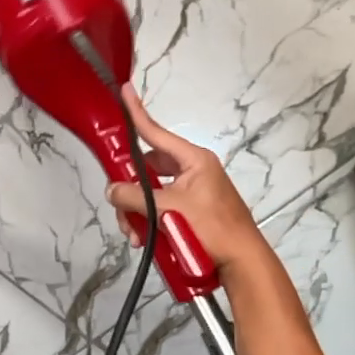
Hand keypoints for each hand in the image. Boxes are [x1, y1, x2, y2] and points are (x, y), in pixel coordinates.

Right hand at [105, 85, 268, 272]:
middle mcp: (193, 170)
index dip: (137, 113)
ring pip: (151, 192)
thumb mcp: (168, 209)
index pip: (156, 132)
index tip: (124, 90)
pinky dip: (149, 221)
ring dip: (137, 211)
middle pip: (147, 168)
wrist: (243, 264)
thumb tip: (112, 190)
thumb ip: (134, 196)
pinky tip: (144, 240)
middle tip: (120, 208)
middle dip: (130, 190)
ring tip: (135, 234)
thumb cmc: (212, 228)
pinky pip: (161, 208)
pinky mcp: (192, 211)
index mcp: (194, 160)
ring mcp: (193, 191)